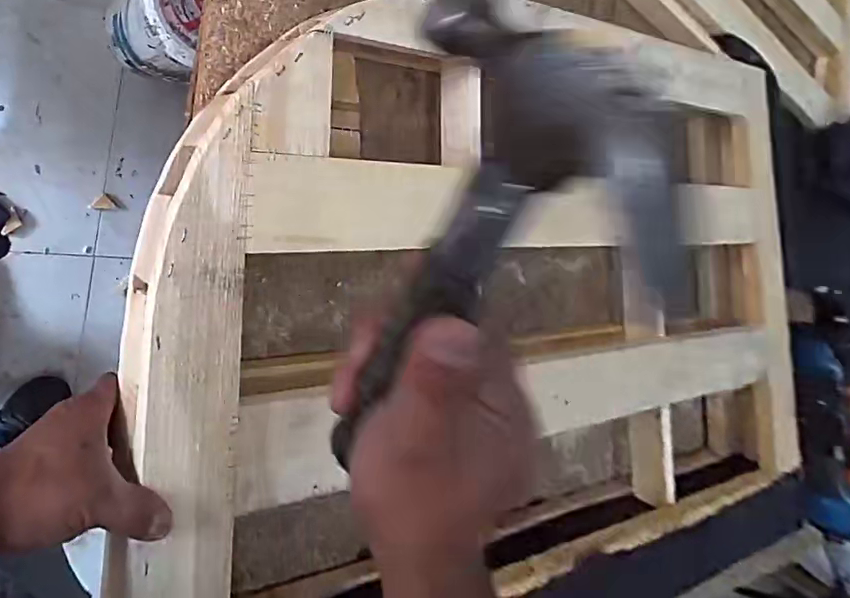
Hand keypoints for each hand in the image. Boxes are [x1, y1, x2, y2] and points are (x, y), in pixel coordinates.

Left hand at [0, 373, 171, 553]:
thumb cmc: (44, 489)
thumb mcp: (101, 501)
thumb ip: (136, 508)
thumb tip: (166, 519)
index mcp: (88, 408)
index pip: (118, 384)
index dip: (137, 393)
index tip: (155, 408)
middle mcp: (67, 414)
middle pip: (104, 413)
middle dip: (124, 431)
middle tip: (147, 450)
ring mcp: (46, 436)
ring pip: (84, 437)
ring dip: (101, 454)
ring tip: (123, 477)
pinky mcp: (30, 461)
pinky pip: (66, 457)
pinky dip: (79, 471)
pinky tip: (88, 495)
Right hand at [331, 316, 533, 593]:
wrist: (408, 560)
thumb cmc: (410, 505)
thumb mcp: (415, 440)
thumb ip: (431, 382)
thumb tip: (453, 322)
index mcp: (502, 399)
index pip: (476, 323)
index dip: (434, 300)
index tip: (395, 289)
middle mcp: (493, 391)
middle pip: (441, 327)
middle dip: (389, 336)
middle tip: (355, 364)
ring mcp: (467, 398)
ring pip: (419, 342)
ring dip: (374, 356)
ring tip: (346, 393)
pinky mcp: (442, 404)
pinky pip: (409, 365)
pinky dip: (377, 372)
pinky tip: (353, 398)